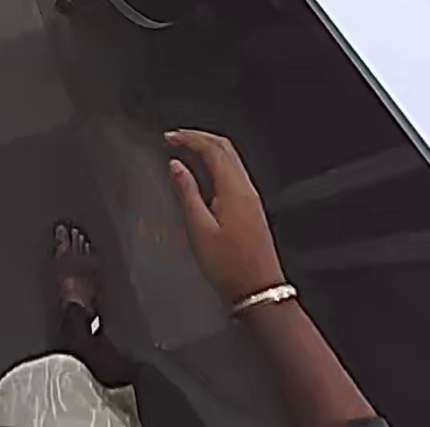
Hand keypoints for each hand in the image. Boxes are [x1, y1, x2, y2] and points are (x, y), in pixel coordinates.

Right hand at [166, 129, 285, 303]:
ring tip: (186, 148)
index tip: (170, 137)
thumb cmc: (230, 268)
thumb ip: (187, 192)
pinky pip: (234, 170)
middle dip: (199, 137)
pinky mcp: (252, 207)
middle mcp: (246, 188)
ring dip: (208, 147)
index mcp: (233, 189)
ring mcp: (251, 197)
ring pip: (230, 157)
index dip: (189, 138)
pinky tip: (204, 170)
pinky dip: (216, 161)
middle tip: (176, 137)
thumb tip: (176, 166)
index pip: (211, 148)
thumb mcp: (200, 230)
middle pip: (224, 146)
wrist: (259, 293)